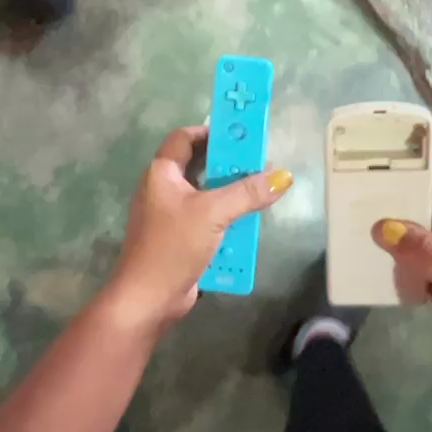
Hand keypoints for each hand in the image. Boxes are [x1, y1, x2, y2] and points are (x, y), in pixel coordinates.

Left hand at [101, 125, 293, 327]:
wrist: (148, 299)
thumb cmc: (173, 246)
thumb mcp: (213, 214)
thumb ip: (247, 193)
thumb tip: (283, 176)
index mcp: (162, 173)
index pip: (185, 138)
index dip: (211, 133)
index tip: (241, 136)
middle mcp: (163, 189)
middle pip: (198, 166)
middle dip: (228, 166)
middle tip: (259, 165)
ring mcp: (170, 215)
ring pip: (205, 195)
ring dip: (230, 195)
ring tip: (261, 193)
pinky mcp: (180, 239)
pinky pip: (206, 220)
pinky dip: (225, 219)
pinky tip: (248, 224)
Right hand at [373, 155, 431, 419]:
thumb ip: (426, 252)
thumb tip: (382, 224)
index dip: (431, 166)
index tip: (388, 162)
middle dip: (405, 196)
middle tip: (360, 190)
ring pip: (428, 233)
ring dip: (399, 227)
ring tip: (357, 217)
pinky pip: (422, 262)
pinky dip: (401, 258)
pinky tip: (371, 254)